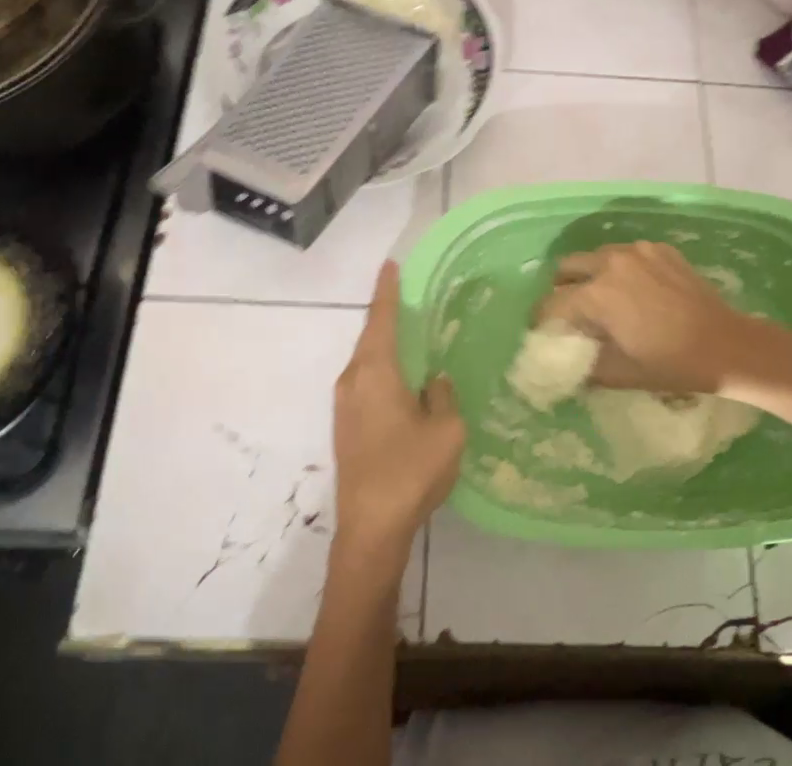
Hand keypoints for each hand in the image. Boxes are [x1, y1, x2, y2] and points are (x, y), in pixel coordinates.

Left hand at [333, 263, 466, 556]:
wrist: (371, 526)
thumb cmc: (411, 470)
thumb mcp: (446, 430)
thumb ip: (442, 397)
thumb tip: (434, 382)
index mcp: (375, 372)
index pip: (381, 319)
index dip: (388, 291)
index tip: (391, 265)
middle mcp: (353, 381)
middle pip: (370, 338)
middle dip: (388, 317)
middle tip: (411, 300)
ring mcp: (345, 406)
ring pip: (367, 363)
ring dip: (386, 347)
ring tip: (411, 337)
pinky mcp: (346, 428)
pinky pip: (367, 384)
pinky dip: (384, 371)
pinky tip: (403, 381)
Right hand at [539, 241, 785, 394]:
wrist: (728, 346)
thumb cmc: (672, 365)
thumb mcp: (620, 374)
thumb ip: (584, 367)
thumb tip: (564, 366)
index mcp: (597, 295)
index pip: (551, 304)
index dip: (541, 320)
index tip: (540, 332)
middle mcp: (611, 264)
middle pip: (566, 268)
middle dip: (561, 289)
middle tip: (569, 313)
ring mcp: (638, 252)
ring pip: (596, 257)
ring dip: (589, 276)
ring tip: (601, 301)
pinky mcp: (661, 250)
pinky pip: (625, 254)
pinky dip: (619, 269)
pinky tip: (633, 292)